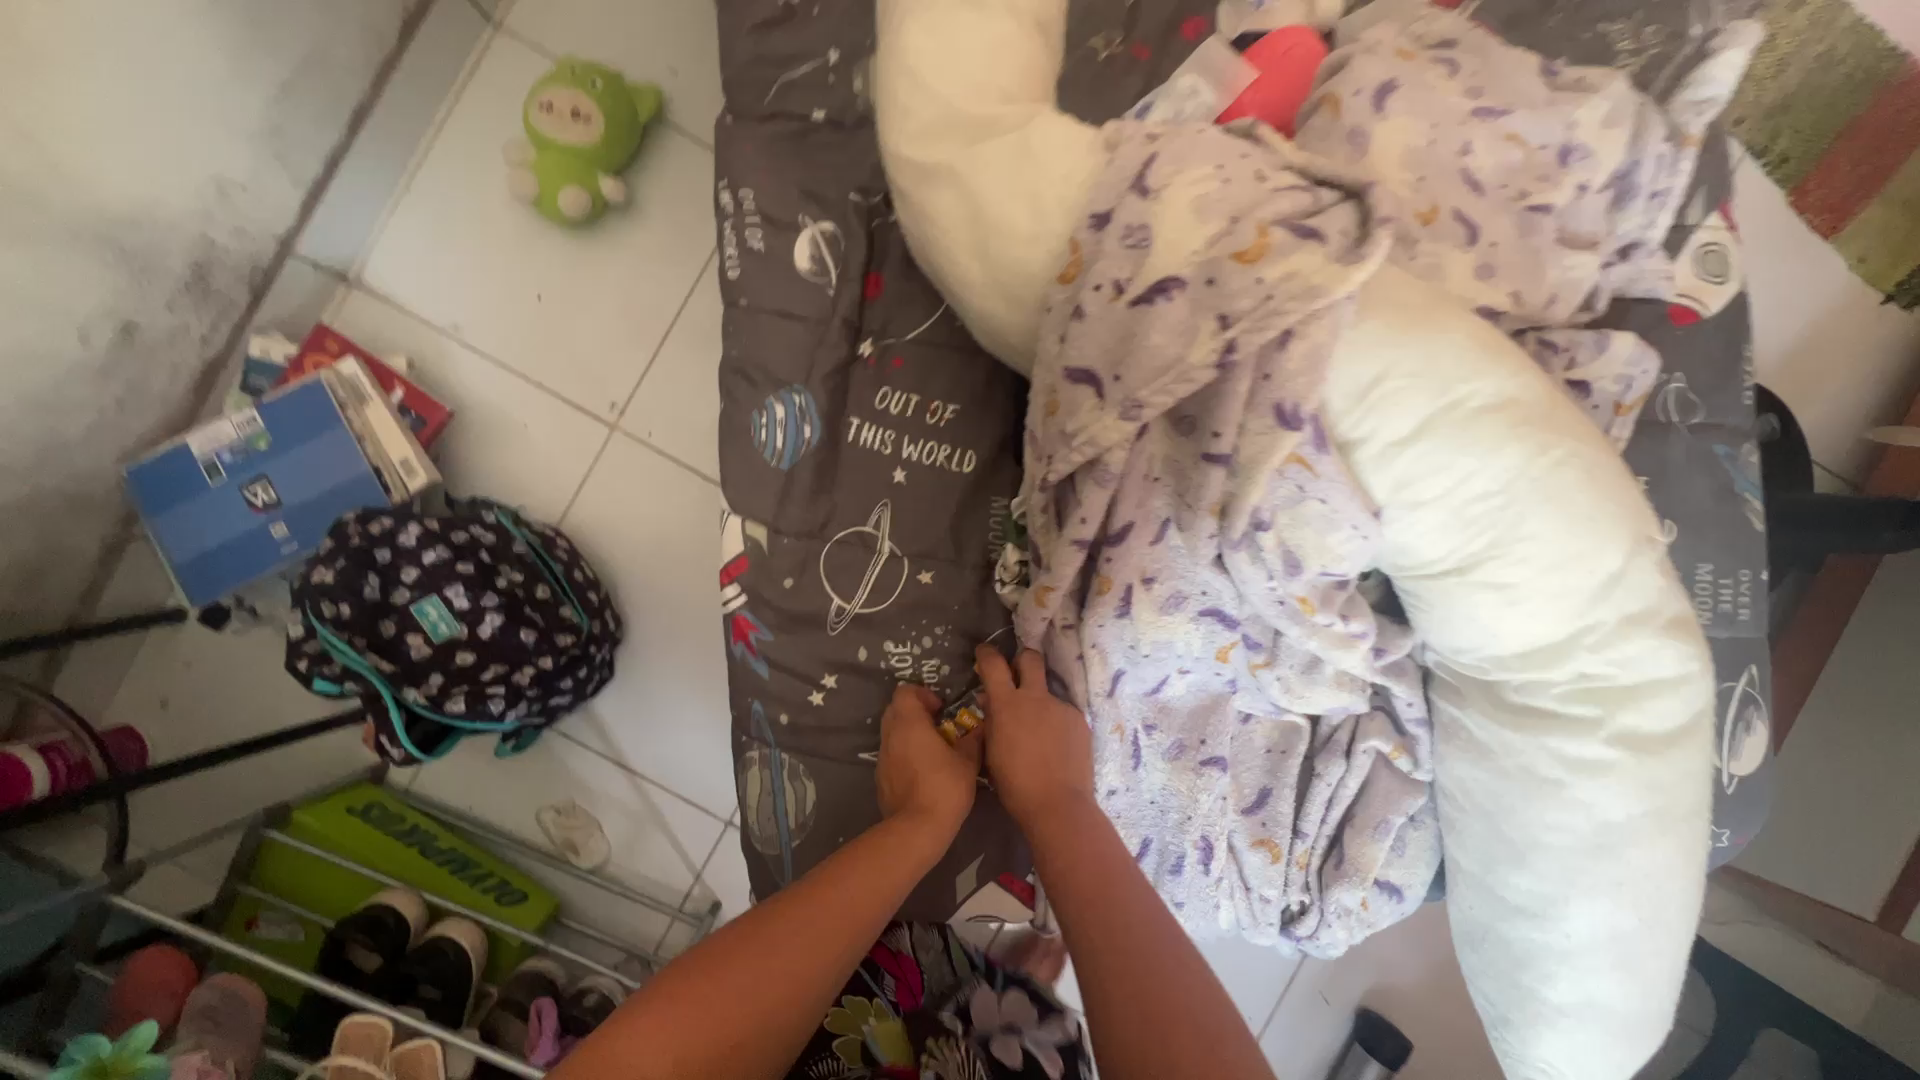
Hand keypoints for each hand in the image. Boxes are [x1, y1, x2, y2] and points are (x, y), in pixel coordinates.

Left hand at [876, 683, 983, 839]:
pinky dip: (903, 754)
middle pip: (895, 709)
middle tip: (938, 726)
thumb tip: (979, 728)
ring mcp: (882, 757)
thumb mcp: (967, 761)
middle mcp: (890, 735)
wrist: (916, 828)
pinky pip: (891, 755)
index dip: (923, 694)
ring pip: (891, 733)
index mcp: (909, 723)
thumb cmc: (944, 788)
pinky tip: (922, 772)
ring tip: (932, 750)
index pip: (905, 691)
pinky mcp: (880, 778)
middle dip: (916, 712)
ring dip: (909, 734)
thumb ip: (972, 740)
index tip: (941, 710)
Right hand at [975, 646, 1095, 831]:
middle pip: (1031, 659)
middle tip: (1018, 674)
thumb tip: (990, 700)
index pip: (994, 664)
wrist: (1057, 804)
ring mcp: (1061, 707)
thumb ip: (991, 721)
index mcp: (1007, 704)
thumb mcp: (991, 751)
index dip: (987, 653)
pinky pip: (1063, 714)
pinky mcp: (1080, 720)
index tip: (984, 652)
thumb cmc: (1014, 784)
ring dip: (1041, 704)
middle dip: (1023, 660)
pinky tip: (1057, 748)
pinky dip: (1057, 724)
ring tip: (1041, 734)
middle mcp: (1036, 697)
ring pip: (1049, 693)